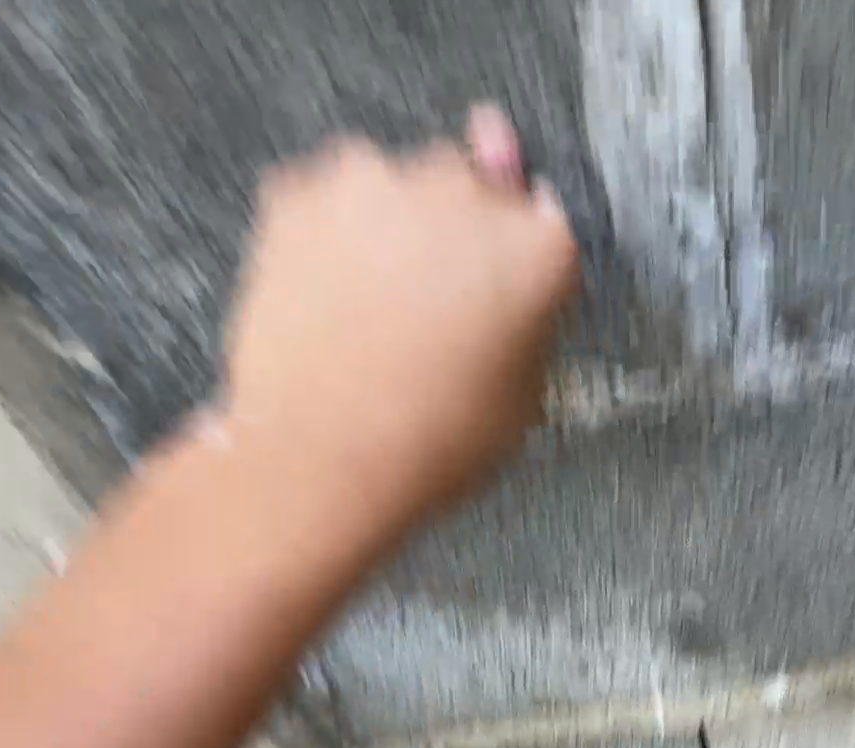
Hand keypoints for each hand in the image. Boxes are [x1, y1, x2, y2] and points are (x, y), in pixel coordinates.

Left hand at [217, 106, 579, 533]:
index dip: (525, 261)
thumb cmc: (431, 438)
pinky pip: (337, 197)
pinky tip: (346, 294)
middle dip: (467, 235)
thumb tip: (520, 279)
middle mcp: (467, 198)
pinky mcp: (305, 194)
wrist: (324, 457)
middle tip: (445, 306)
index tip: (510, 282)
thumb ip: (532, 316)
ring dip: (402, 228)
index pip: (549, 224)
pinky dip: (342, 233)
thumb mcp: (524, 392)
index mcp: (538, 251)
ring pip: (403, 185)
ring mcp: (381, 186)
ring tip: (388, 308)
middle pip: (479, 189)